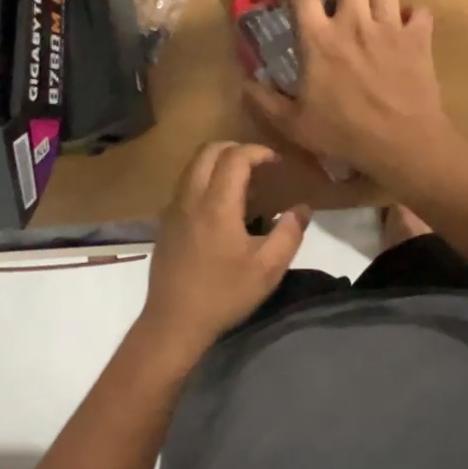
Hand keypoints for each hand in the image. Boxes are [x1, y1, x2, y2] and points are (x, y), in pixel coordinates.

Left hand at [140, 142, 309, 354]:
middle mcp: (190, 198)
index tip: (276, 161)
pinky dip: (203, 179)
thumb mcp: (268, 268)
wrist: (174, 320)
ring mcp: (173, 209)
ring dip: (217, 162)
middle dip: (235, 148)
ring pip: (192, 166)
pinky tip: (220, 205)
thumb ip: (289, 232)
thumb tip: (302, 208)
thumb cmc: (224, 294)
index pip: (234, 157)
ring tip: (242, 183)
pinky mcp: (165, 223)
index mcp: (216, 204)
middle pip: (207, 151)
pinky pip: (184, 185)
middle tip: (259, 164)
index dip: (257, 151)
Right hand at [245, 0, 457, 181]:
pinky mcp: (419, 39)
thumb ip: (265, 101)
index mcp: (318, 40)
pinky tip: (407, 17)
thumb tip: (244, 82)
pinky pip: (419, 11)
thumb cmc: (342, 133)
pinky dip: (412, 10)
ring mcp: (390, 28)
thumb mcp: (292, 124)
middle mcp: (353, 23)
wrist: (402, 142)